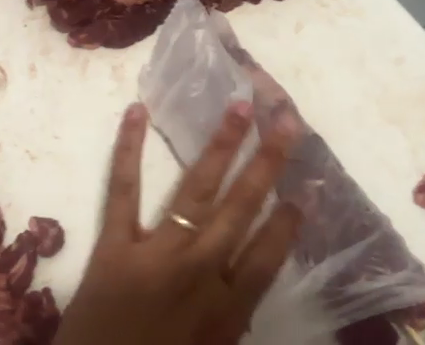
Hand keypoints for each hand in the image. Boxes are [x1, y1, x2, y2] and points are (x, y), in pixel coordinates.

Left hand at [54, 100, 302, 344]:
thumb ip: (231, 318)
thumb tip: (250, 275)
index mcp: (226, 309)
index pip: (269, 253)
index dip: (291, 219)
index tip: (311, 185)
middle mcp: (199, 272)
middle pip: (241, 208)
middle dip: (267, 161)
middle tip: (287, 119)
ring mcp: (157, 254)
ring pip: (196, 189)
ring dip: (221, 145)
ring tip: (240, 105)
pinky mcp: (113, 246)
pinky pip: (123, 190)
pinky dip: (129, 148)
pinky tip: (138, 111)